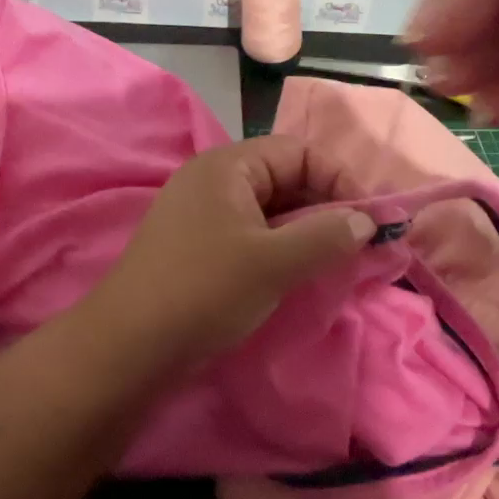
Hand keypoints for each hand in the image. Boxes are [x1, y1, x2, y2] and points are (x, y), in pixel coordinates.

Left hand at [78, 137, 374, 372]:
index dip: (340, 181)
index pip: (299, 151)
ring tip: (335, 263)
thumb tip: (368, 221)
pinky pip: (250, 234)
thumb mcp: (273, 262)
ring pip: (269, 209)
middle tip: (360, 246)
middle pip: (285, 177)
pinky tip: (297, 276)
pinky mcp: (196, 247)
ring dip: (305, 231)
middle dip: (326, 207)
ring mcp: (201, 213)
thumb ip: (327, 236)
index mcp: (227, 165)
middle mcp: (212, 179)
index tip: (370, 222)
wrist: (128, 346)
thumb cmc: (204, 290)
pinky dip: (279, 249)